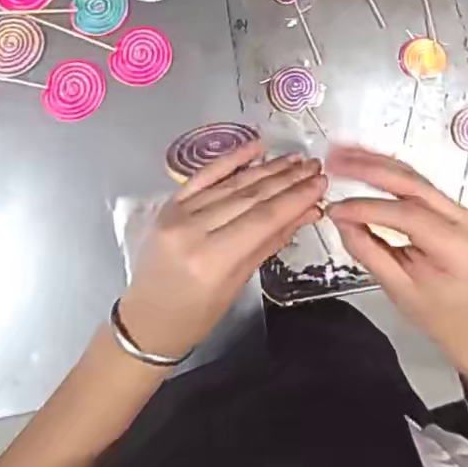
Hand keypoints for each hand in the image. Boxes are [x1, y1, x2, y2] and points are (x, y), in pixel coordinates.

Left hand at [118, 142, 326, 359]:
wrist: (147, 319)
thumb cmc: (194, 316)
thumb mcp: (237, 285)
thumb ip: (270, 243)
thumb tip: (306, 212)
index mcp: (212, 259)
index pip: (263, 219)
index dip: (296, 198)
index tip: (320, 183)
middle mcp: (193, 230)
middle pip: (250, 197)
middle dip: (287, 180)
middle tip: (314, 167)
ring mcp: (178, 214)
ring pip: (232, 185)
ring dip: (268, 169)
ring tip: (296, 159)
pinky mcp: (170, 204)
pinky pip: (204, 175)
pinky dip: (231, 160)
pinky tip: (256, 147)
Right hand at [327, 147, 467, 372]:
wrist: (465, 316)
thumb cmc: (433, 310)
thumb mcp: (396, 287)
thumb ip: (367, 249)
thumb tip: (339, 216)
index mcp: (457, 248)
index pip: (408, 216)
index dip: (368, 207)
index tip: (336, 208)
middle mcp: (466, 221)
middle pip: (413, 184)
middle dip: (369, 168)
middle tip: (335, 160)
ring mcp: (462, 209)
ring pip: (413, 177)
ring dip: (374, 162)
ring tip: (341, 154)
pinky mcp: (452, 205)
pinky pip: (415, 183)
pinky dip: (386, 171)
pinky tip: (362, 161)